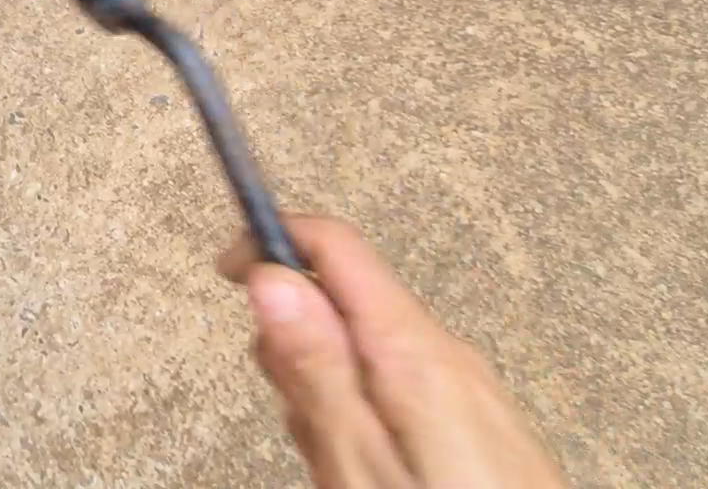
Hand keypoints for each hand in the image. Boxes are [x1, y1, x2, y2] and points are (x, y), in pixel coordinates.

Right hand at [218, 215, 565, 488]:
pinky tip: (368, 467)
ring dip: (324, 383)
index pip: (335, 244)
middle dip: (293, 337)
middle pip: (341, 296)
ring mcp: (468, 390)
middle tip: (296, 411)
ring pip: (361, 344)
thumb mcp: (358, 462)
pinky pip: (393, 381)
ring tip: (336, 458)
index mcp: (415, 352)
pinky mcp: (478, 424)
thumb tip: (270, 277)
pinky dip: (360, 408)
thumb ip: (313, 365)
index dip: (271, 241)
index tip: (229, 276)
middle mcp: (447, 355)